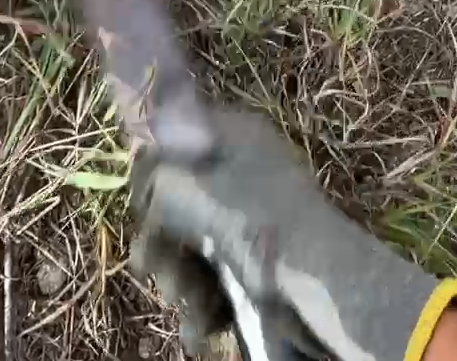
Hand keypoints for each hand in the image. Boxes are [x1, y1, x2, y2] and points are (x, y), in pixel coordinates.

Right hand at [133, 109, 456, 360]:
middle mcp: (245, 169)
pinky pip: (219, 274)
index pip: (176, 138)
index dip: (150, 171)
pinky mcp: (263, 264)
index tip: (139, 207)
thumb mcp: (179, 185)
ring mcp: (256, 218)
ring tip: (186, 300)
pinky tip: (204, 323)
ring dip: (180, 276)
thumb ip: (148, 173)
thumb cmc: (245, 219)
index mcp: (232, 133)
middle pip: (180, 197)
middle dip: (161, 238)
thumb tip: (137, 167)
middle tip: (153, 265)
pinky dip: (206, 300)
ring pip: (195, 243)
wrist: (319, 286)